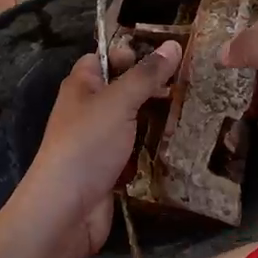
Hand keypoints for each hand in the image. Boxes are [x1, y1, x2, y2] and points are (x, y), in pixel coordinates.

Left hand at [4, 40, 183, 257]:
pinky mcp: (110, 170)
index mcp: (82, 85)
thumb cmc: (87, 144)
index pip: (105, 57)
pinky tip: (179, 143)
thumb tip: (173, 44)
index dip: (131, 52)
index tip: (166, 55)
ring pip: (132, 122)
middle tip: (189, 81)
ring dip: (156, 119)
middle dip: (152, 87)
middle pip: (123, 89)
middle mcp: (89, 109)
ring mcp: (99, 142)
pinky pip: (135, 151)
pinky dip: (151, 149)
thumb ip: (147, 75)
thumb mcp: (119, 101)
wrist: (65, 213)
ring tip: (192, 109)